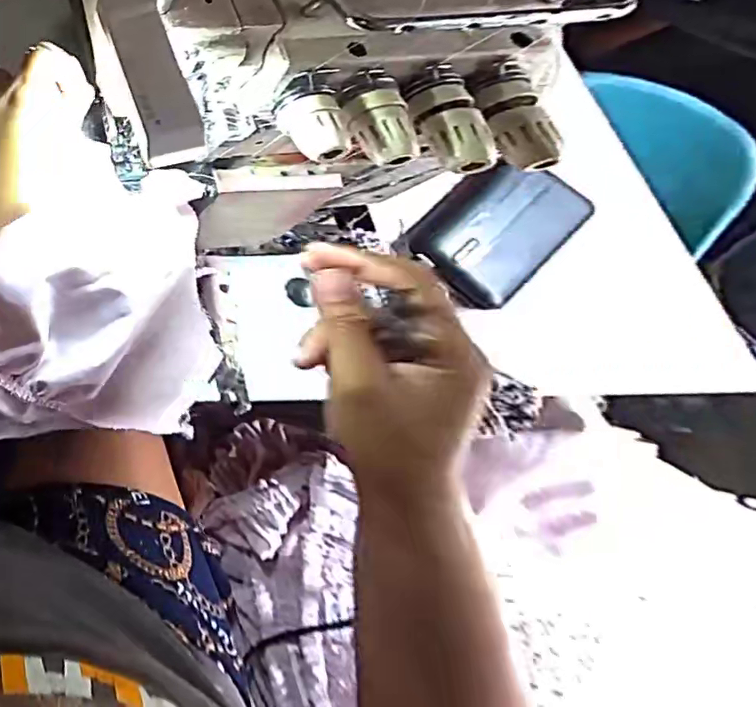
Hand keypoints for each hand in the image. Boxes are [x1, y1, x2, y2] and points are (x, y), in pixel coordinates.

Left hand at [0, 43, 91, 258]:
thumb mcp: (53, 165)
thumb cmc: (15, 188)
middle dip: (29, 88)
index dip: (55, 65)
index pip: (41, 57)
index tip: (63, 87)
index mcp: (21, 98)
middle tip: (38, 115)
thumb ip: (63, 138)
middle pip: (16, 74)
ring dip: (1, 93)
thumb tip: (68, 124)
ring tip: (9, 118)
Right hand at [295, 244, 489, 508]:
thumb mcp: (356, 379)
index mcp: (451, 348)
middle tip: (304, 292)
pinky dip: (343, 346)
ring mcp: (431, 362)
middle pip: (389, 299)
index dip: (361, 261)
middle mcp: (448, 349)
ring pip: (375, 320)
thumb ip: (343, 322)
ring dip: (334, 331)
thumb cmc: (385, 447)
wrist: (402, 501)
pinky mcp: (412, 374)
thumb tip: (329, 272)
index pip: (411, 281)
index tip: (315, 255)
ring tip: (307, 357)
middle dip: (340, 303)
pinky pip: (373, 341)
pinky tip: (321, 362)